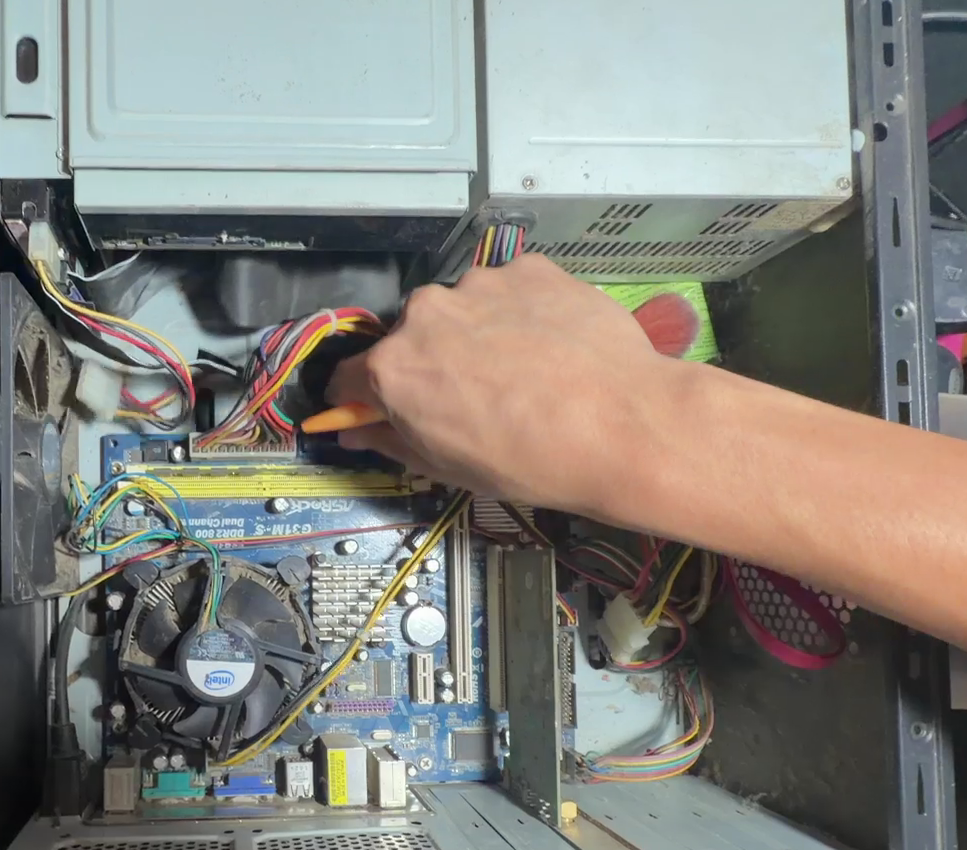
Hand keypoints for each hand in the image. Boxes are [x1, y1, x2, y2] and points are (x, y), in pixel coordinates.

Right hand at [324, 254, 689, 519]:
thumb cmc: (523, 460)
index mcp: (391, 368)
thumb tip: (352, 429)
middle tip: (467, 395)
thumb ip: (386, 439)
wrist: (619, 425)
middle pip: (407, 339)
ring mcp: (478, 284)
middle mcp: (424, 314)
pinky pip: (505, 291)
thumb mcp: (442, 465)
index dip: (359, 398)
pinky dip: (514, 313)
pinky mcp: (528, 268)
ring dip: (471, 334)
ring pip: (457, 311)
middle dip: (424, 362)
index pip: (347, 376)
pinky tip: (545, 345)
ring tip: (517, 368)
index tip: (377, 409)